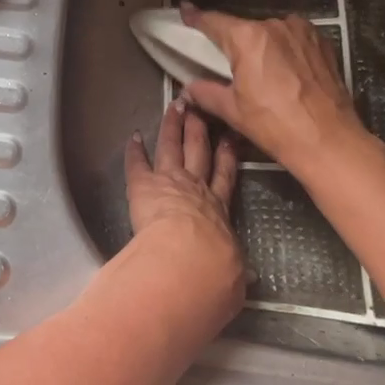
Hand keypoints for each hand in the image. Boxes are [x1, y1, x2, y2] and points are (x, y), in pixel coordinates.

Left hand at [123, 97, 243, 299]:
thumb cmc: (216, 270)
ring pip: (171, 146)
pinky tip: (134, 135)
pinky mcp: (143, 184)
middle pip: (199, 151)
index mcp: (218, 209)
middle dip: (199, 128)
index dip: (227, 155)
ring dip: (172, 125)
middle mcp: (195, 188)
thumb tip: (250, 278)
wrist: (191, 260)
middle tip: (199, 109)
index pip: (225, 176)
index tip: (229, 136)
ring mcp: (169, 180)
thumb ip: (238, 268)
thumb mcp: (235, 272)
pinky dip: (135, 149)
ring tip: (174, 105)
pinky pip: (137, 162)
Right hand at [180, 2, 369, 168]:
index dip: (196, 17)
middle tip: (231, 64)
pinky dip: (286, 48)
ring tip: (265, 72)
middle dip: (235, 42)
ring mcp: (300, 32)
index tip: (185, 10)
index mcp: (246, 38)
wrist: (329, 141)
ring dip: (263, 45)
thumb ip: (206, 93)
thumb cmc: (275, 125)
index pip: (213, 21)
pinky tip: (288, 71)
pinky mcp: (321, 42)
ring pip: (270, 32)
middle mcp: (273, 26)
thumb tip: (188, 88)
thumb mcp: (233, 111)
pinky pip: (294, 38)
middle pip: (244, 28)